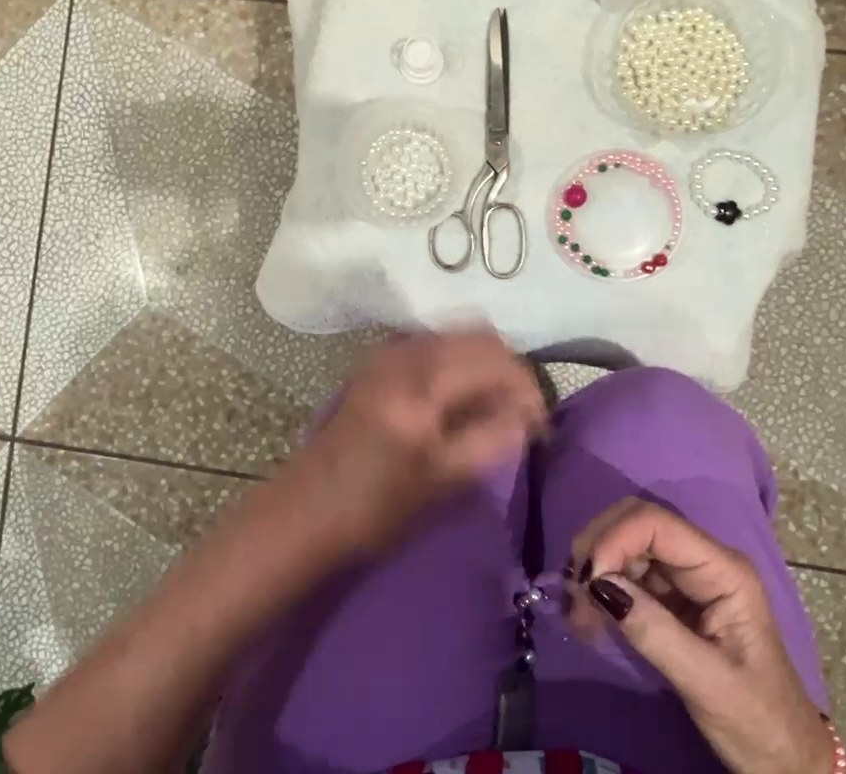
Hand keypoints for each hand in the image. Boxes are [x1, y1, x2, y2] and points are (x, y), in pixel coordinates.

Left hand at [281, 328, 545, 553]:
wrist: (305, 510)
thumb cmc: (374, 507)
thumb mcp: (444, 481)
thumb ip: (493, 438)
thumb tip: (529, 413)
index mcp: (421, 384)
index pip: (496, 360)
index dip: (528, 388)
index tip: (540, 424)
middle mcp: (404, 354)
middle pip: (479, 336)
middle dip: (509, 370)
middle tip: (522, 413)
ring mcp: (386, 354)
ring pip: (456, 336)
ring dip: (484, 363)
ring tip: (496, 407)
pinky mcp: (375, 363)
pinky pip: (432, 345)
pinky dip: (457, 362)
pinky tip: (460, 400)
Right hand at [567, 498, 832, 773]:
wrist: (786, 761)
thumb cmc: (758, 723)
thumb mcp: (707, 682)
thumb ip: (654, 631)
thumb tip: (598, 586)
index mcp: (724, 571)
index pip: (655, 522)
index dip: (613, 539)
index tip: (587, 584)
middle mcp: (703, 562)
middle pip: (635, 521)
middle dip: (598, 547)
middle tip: (575, 594)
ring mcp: (686, 578)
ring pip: (625, 545)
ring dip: (594, 569)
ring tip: (579, 613)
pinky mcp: (671, 599)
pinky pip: (626, 574)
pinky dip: (601, 589)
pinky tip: (589, 618)